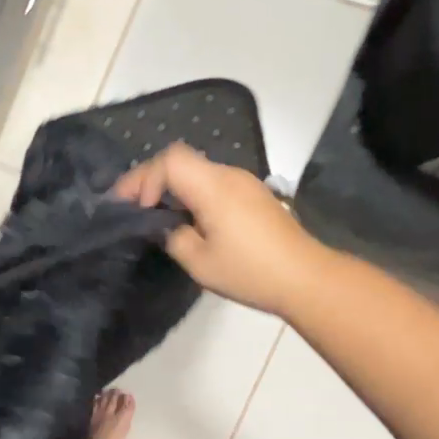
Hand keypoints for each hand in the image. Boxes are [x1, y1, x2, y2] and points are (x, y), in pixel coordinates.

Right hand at [112, 143, 334, 316]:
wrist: (306, 277)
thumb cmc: (250, 271)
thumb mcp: (199, 262)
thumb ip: (173, 237)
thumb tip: (167, 226)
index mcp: (213, 186)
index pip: (169, 161)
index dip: (144, 178)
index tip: (136, 208)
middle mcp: (229, 175)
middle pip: (181, 160)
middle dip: (151, 180)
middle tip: (132, 206)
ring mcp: (244, 183)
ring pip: (197, 172)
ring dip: (172, 187)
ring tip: (155, 214)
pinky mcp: (254, 196)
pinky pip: (213, 184)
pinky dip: (192, 194)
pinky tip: (187, 219)